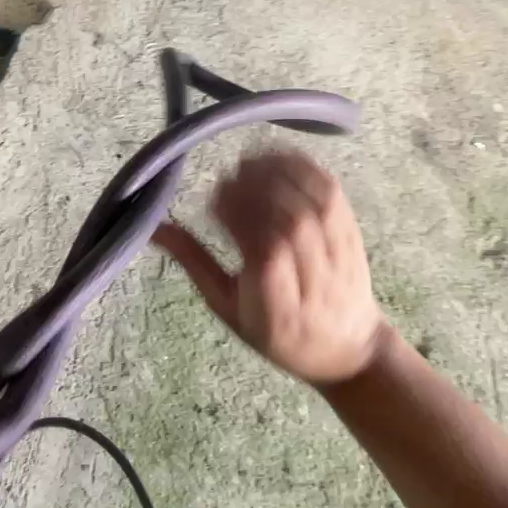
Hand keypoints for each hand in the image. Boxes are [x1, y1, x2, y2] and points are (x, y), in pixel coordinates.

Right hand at [153, 151, 385, 384]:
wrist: (347, 348)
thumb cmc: (276, 331)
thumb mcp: (228, 308)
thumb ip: (194, 264)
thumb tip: (153, 228)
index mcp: (279, 309)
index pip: (265, 254)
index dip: (239, 218)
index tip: (214, 200)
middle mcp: (316, 282)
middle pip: (293, 225)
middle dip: (257, 191)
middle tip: (229, 178)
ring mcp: (341, 257)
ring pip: (314, 205)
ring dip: (280, 175)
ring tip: (250, 164)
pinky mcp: (354, 235)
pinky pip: (333, 194)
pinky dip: (307, 170)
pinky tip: (280, 159)